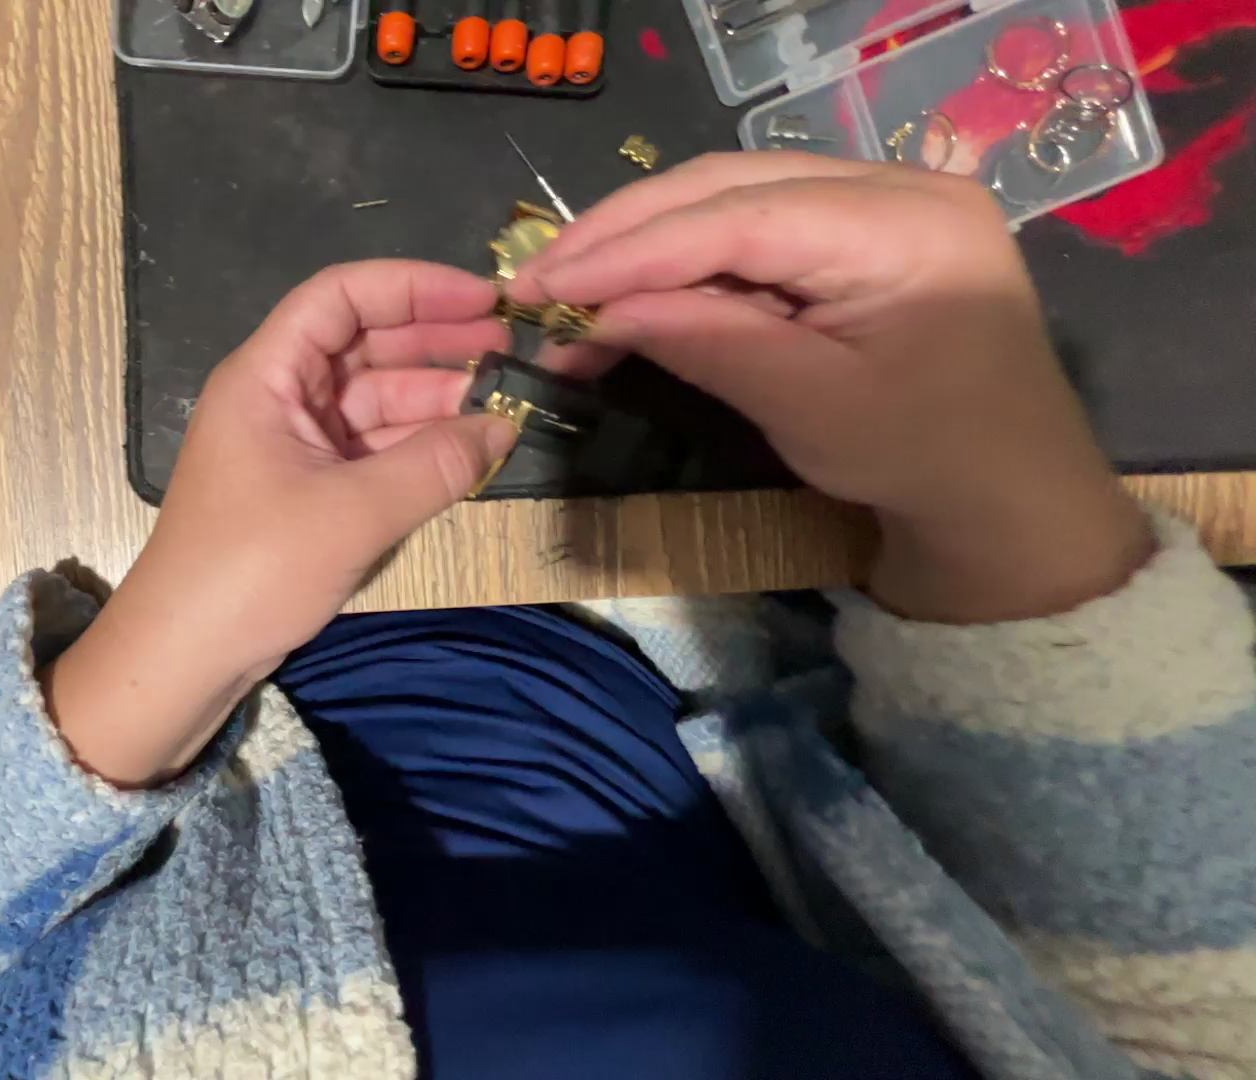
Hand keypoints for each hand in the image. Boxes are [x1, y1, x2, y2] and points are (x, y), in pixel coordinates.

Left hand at [45, 260, 515, 785]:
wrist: (185, 655)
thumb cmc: (252, 570)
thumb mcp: (350, 514)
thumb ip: (432, 465)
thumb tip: (504, 427)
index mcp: (266, 376)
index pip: (341, 297)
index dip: (414, 286)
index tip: (483, 300)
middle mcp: (278, 399)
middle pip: (362, 346)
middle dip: (434, 344)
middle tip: (510, 351)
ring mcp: (292, 447)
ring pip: (371, 404)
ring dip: (431, 403)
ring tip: (501, 405)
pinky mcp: (305, 492)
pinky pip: (368, 453)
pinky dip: (413, 451)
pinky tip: (465, 454)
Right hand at [505, 152, 1150, 622]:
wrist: (994, 485)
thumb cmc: (917, 453)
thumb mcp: (808, 405)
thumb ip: (708, 343)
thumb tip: (602, 314)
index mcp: (900, 226)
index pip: (736, 218)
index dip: (630, 251)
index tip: (544, 287)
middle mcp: (884, 188)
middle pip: (720, 186)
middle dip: (617, 233)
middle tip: (536, 281)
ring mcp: (859, 207)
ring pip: (716, 201)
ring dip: (630, 246)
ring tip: (561, 292)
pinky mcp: (832, 241)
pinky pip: (732, 237)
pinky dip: (664, 268)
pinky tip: (618, 301)